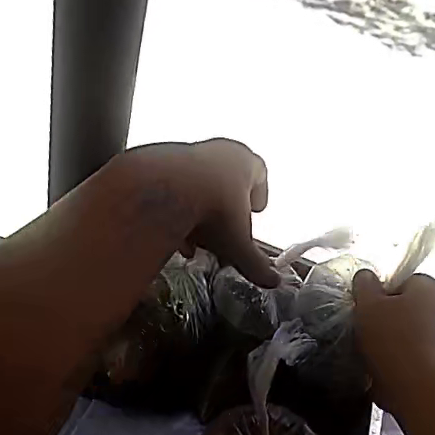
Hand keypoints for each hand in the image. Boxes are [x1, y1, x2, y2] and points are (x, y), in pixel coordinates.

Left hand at [109, 138, 278, 285]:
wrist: (166, 191)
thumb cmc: (213, 210)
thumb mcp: (238, 244)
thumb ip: (255, 264)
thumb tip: (273, 281)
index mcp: (245, 163)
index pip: (259, 173)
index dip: (259, 193)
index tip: (256, 209)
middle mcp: (218, 152)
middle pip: (227, 180)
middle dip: (226, 208)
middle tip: (225, 231)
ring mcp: (188, 154)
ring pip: (199, 186)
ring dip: (200, 211)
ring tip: (197, 240)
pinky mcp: (162, 164)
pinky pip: (174, 190)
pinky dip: (177, 211)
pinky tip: (174, 234)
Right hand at [353, 270, 434, 407]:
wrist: (414, 384)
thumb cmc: (392, 339)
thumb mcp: (367, 304)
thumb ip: (364, 285)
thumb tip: (365, 277)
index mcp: (434, 286)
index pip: (402, 283)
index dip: (381, 297)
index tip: (368, 312)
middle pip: (408, 307)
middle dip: (388, 318)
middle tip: (368, 332)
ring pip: (410, 330)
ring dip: (393, 339)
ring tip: (375, 352)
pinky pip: (414, 351)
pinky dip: (401, 357)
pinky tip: (387, 366)